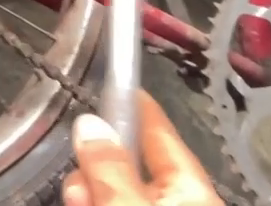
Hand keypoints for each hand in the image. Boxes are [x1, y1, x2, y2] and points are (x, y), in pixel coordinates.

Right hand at [63, 94, 220, 205]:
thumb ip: (110, 169)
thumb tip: (89, 122)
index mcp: (194, 193)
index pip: (161, 133)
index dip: (136, 104)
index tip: (115, 77)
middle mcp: (182, 202)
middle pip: (132, 165)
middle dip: (97, 161)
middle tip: (76, 183)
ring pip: (119, 190)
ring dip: (92, 189)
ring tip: (76, 202)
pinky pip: (118, 205)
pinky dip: (98, 204)